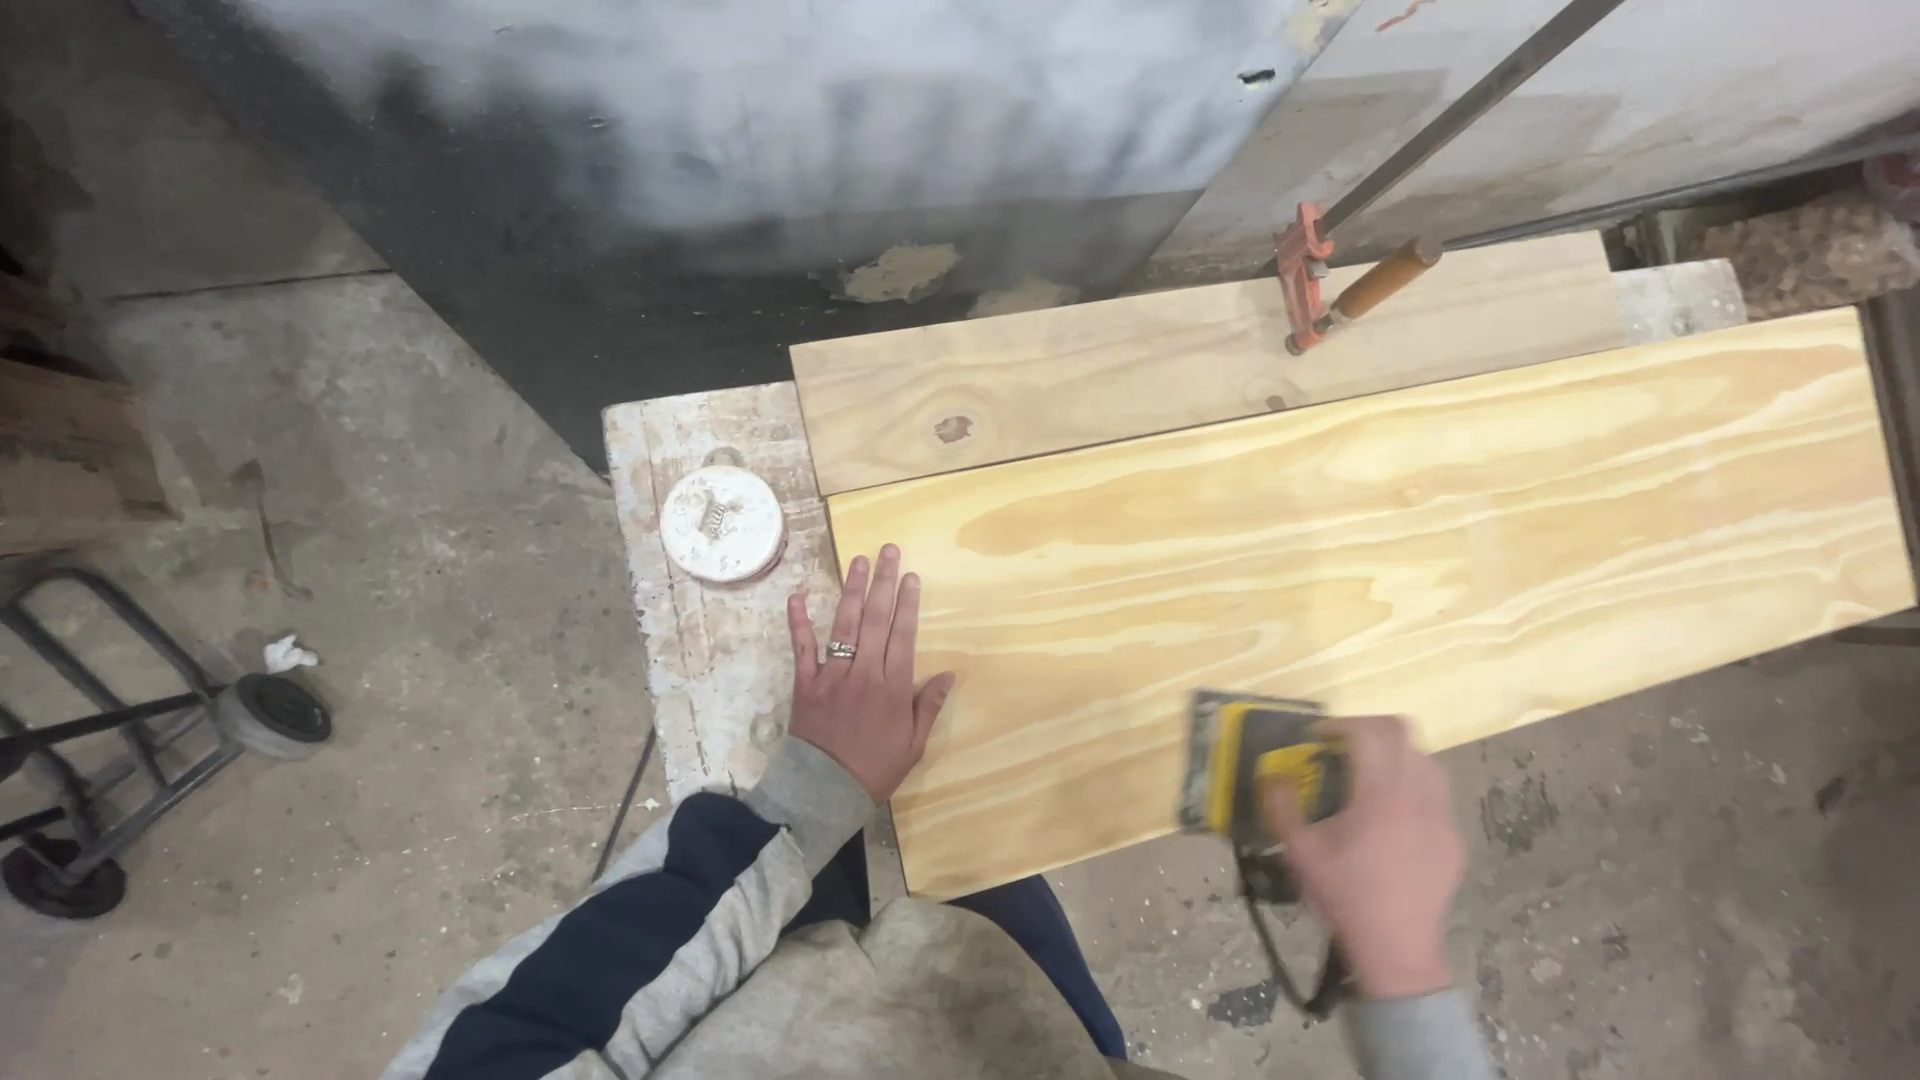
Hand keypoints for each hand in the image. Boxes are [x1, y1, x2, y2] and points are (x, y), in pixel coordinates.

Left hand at [785, 544, 957, 802]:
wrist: (826, 791)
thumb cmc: (875, 769)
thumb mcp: (914, 744)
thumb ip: (929, 706)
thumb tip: (950, 673)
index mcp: (894, 686)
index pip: (903, 634)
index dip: (909, 602)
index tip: (912, 575)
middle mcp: (865, 672)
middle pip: (877, 619)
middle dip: (884, 582)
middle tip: (888, 550)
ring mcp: (833, 675)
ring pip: (845, 624)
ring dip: (853, 590)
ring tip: (859, 561)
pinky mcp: (806, 683)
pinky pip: (802, 648)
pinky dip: (798, 622)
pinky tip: (795, 596)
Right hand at [1264, 715, 1462, 999]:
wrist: (1397, 949)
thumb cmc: (1345, 896)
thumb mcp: (1299, 852)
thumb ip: (1281, 807)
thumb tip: (1272, 776)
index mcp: (1380, 796)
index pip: (1370, 732)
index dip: (1340, 724)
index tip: (1318, 738)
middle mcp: (1418, 797)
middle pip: (1403, 733)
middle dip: (1368, 729)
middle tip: (1343, 746)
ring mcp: (1442, 817)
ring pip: (1426, 760)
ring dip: (1394, 755)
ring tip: (1369, 777)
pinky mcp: (1454, 839)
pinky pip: (1437, 794)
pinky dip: (1412, 787)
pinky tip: (1391, 816)